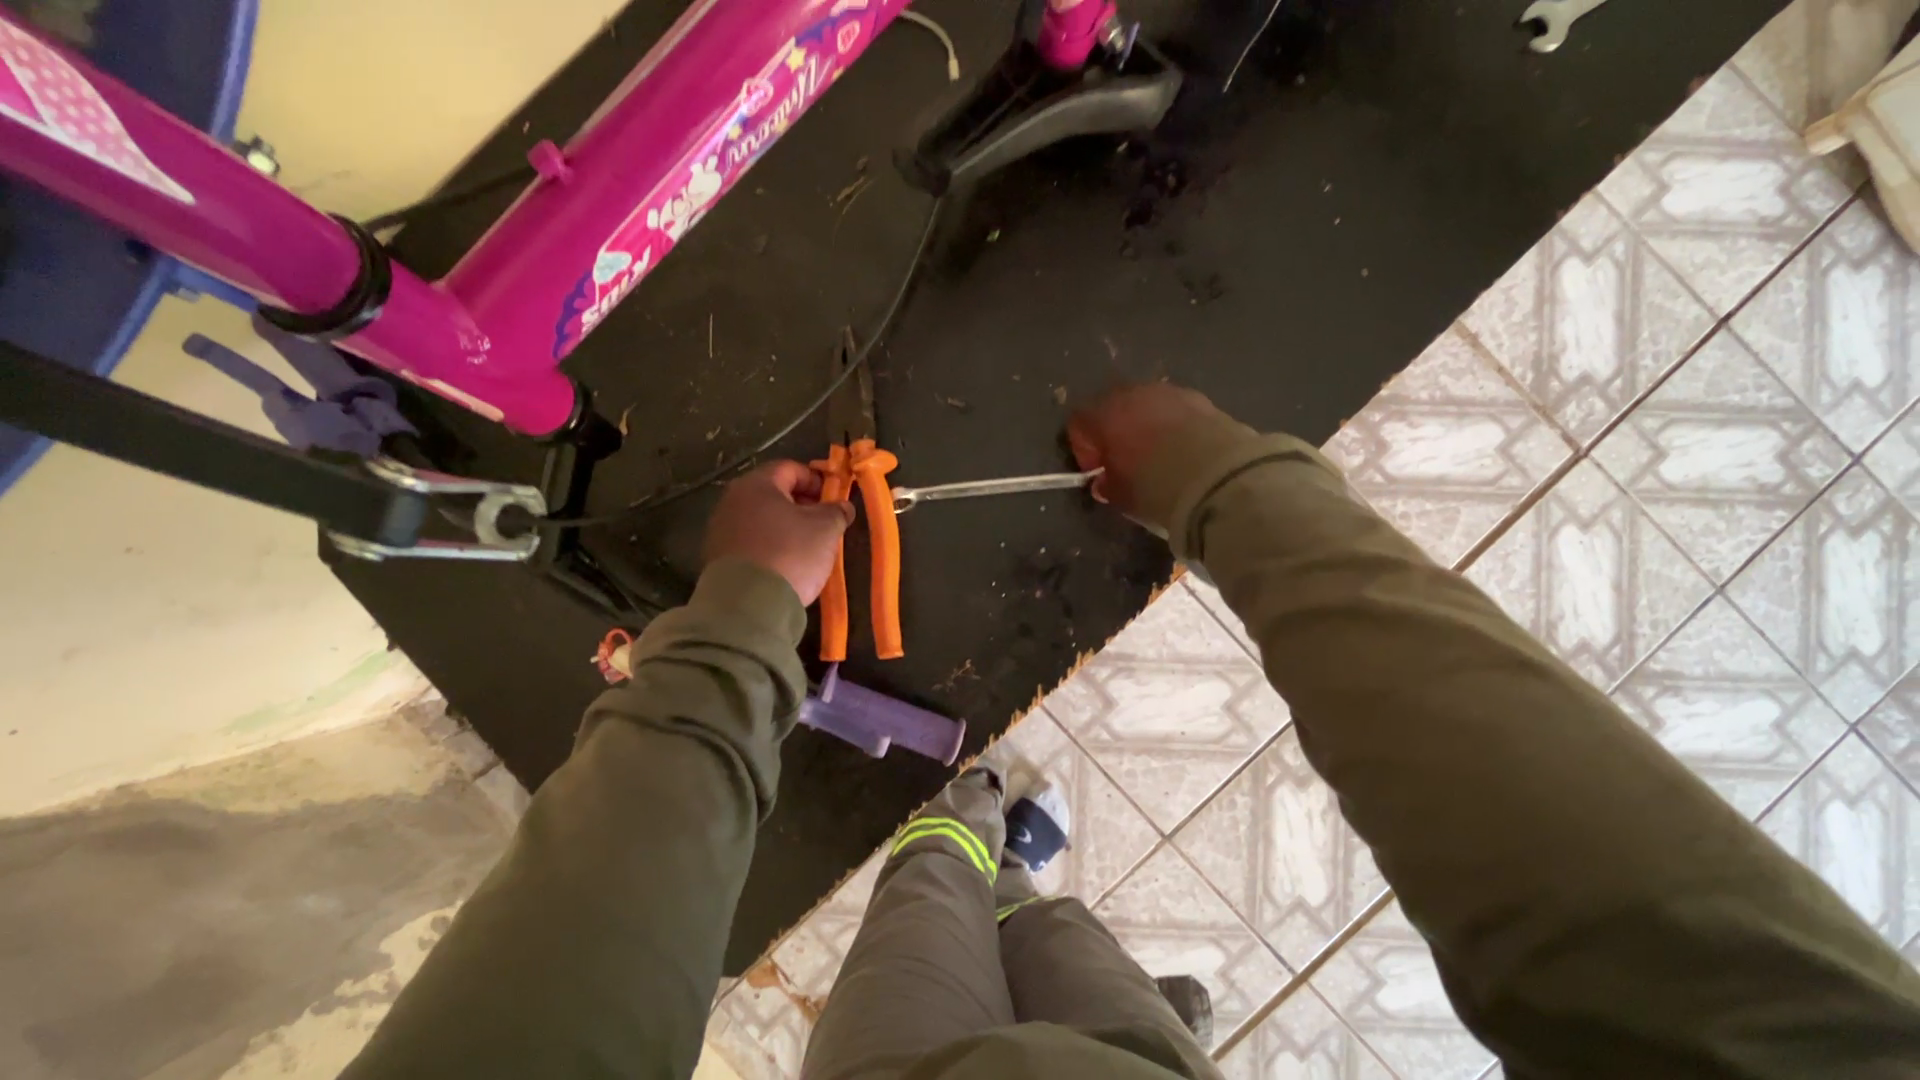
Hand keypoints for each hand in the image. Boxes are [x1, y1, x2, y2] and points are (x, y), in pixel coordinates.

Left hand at [702, 461, 854, 603]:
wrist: (748, 605)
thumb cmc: (790, 554)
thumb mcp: (825, 529)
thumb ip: (836, 511)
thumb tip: (842, 506)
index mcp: (757, 484)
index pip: (790, 468)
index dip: (816, 480)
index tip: (833, 499)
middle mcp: (732, 500)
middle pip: (773, 493)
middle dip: (801, 504)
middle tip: (823, 522)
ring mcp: (720, 529)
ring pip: (761, 519)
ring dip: (785, 527)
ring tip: (807, 546)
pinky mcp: (717, 557)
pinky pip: (750, 542)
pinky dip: (769, 546)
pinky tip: (785, 564)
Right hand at [1067, 383, 1223, 513]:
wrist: (1217, 477)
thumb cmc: (1155, 486)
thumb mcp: (1121, 496)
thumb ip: (1107, 485)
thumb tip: (1105, 481)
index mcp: (1105, 415)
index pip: (1079, 422)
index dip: (1084, 448)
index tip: (1097, 471)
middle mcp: (1134, 394)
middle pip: (1113, 407)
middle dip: (1115, 432)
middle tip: (1126, 462)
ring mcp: (1170, 392)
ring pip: (1147, 406)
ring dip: (1146, 426)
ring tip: (1160, 457)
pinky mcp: (1201, 399)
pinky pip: (1176, 411)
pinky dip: (1175, 426)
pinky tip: (1185, 452)